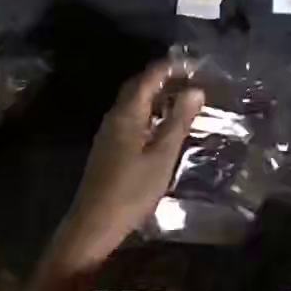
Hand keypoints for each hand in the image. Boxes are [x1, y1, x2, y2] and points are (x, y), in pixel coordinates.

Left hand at [49, 60, 202, 273]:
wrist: (94, 226)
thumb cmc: (132, 189)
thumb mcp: (163, 155)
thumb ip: (179, 120)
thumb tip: (196, 89)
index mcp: (127, 112)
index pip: (150, 76)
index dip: (172, 66)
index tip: (196, 64)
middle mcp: (115, 115)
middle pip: (139, 85)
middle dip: (164, 77)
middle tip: (192, 77)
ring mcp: (109, 132)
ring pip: (135, 101)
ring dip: (158, 94)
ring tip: (184, 97)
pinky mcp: (109, 147)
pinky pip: (132, 116)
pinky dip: (151, 110)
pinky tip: (165, 124)